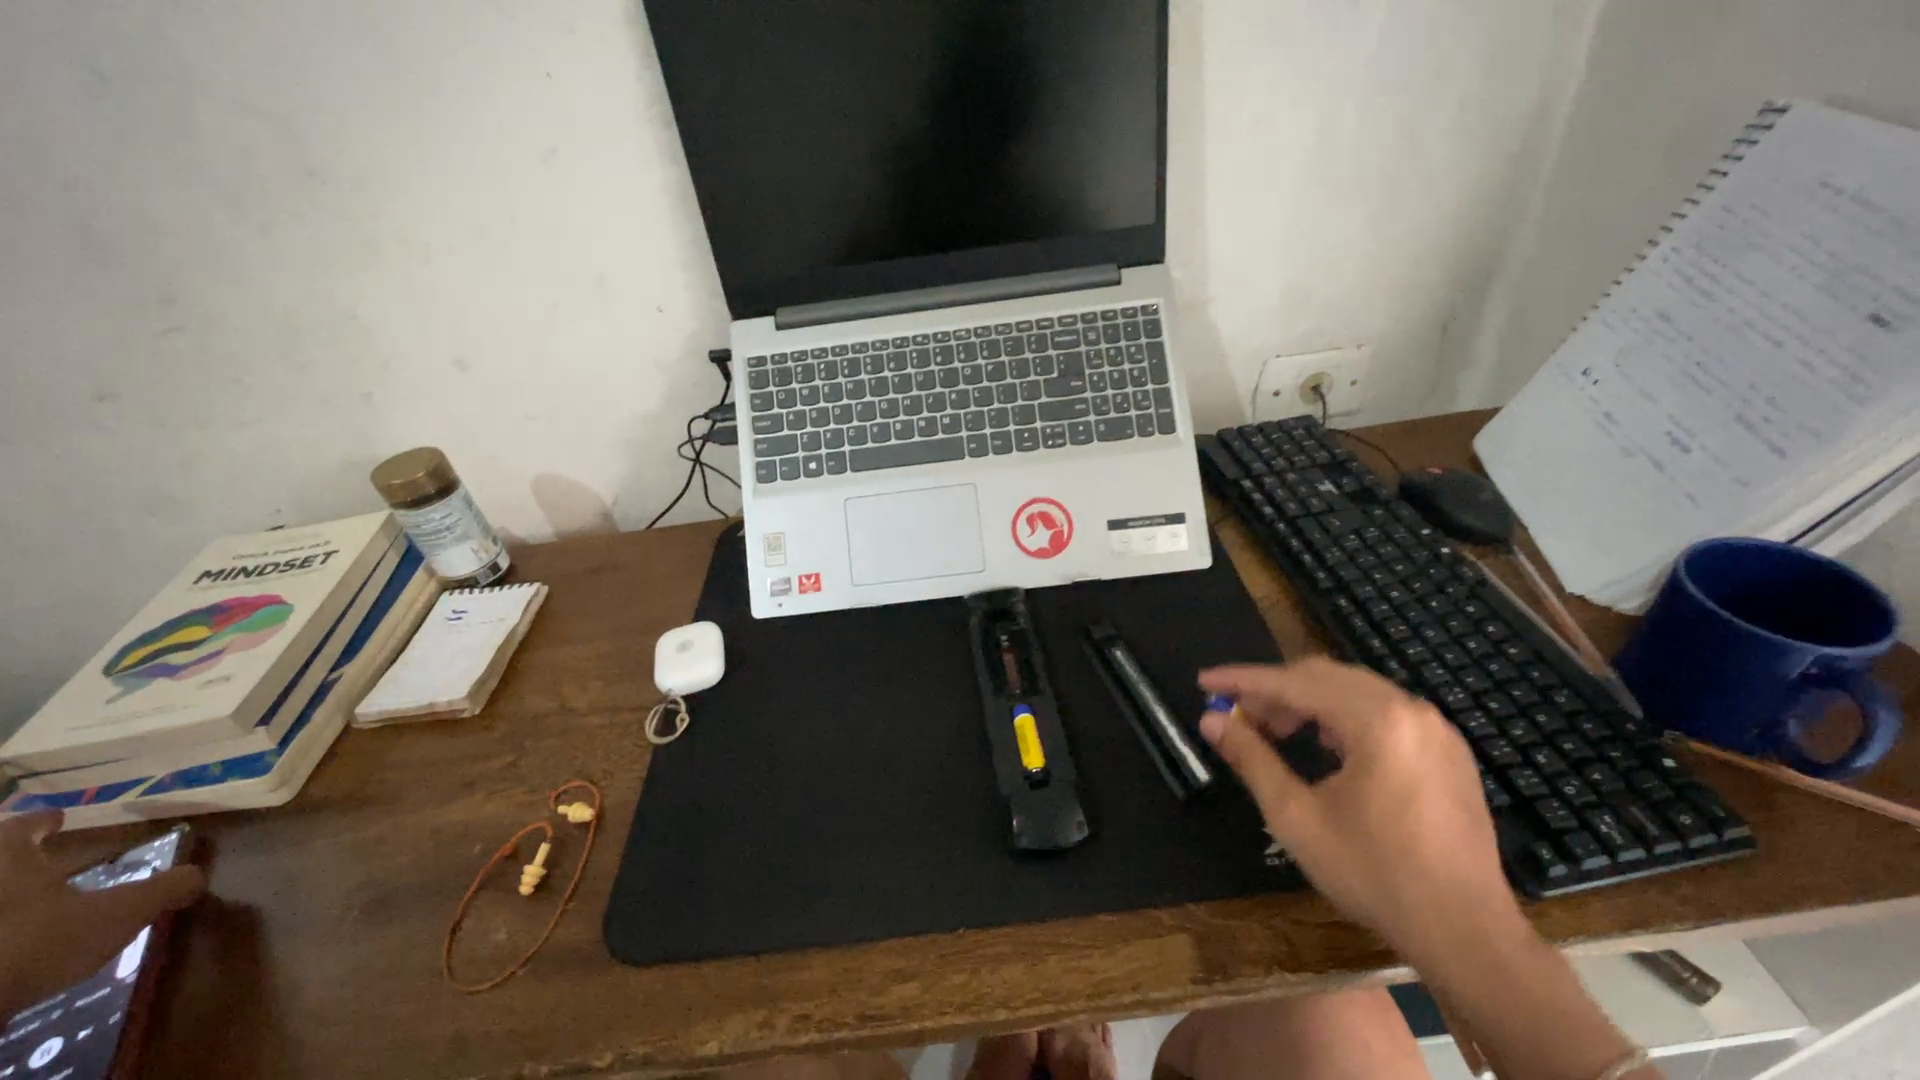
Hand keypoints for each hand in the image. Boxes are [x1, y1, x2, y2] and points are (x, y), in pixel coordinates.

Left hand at [0, 811, 204, 1019]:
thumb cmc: (38, 941)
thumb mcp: (119, 913)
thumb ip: (162, 890)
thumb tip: (197, 876)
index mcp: (8, 861)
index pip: (20, 827)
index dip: (39, 822)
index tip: (57, 818)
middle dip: (19, 861)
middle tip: (44, 860)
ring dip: (12, 896)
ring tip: (36, 903)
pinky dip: (6, 932)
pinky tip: (19, 945)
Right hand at [1198, 659, 1520, 960]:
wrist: (1464, 930)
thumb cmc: (1373, 873)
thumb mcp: (1297, 817)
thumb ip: (1252, 759)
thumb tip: (1212, 721)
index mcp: (1377, 720)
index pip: (1294, 683)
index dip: (1243, 680)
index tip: (1204, 682)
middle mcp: (1411, 710)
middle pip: (1327, 677)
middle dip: (1275, 691)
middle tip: (1235, 715)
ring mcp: (1437, 730)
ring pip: (1357, 692)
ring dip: (1309, 703)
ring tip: (1274, 732)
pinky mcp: (1449, 753)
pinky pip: (1385, 714)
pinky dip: (1344, 718)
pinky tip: (1325, 747)